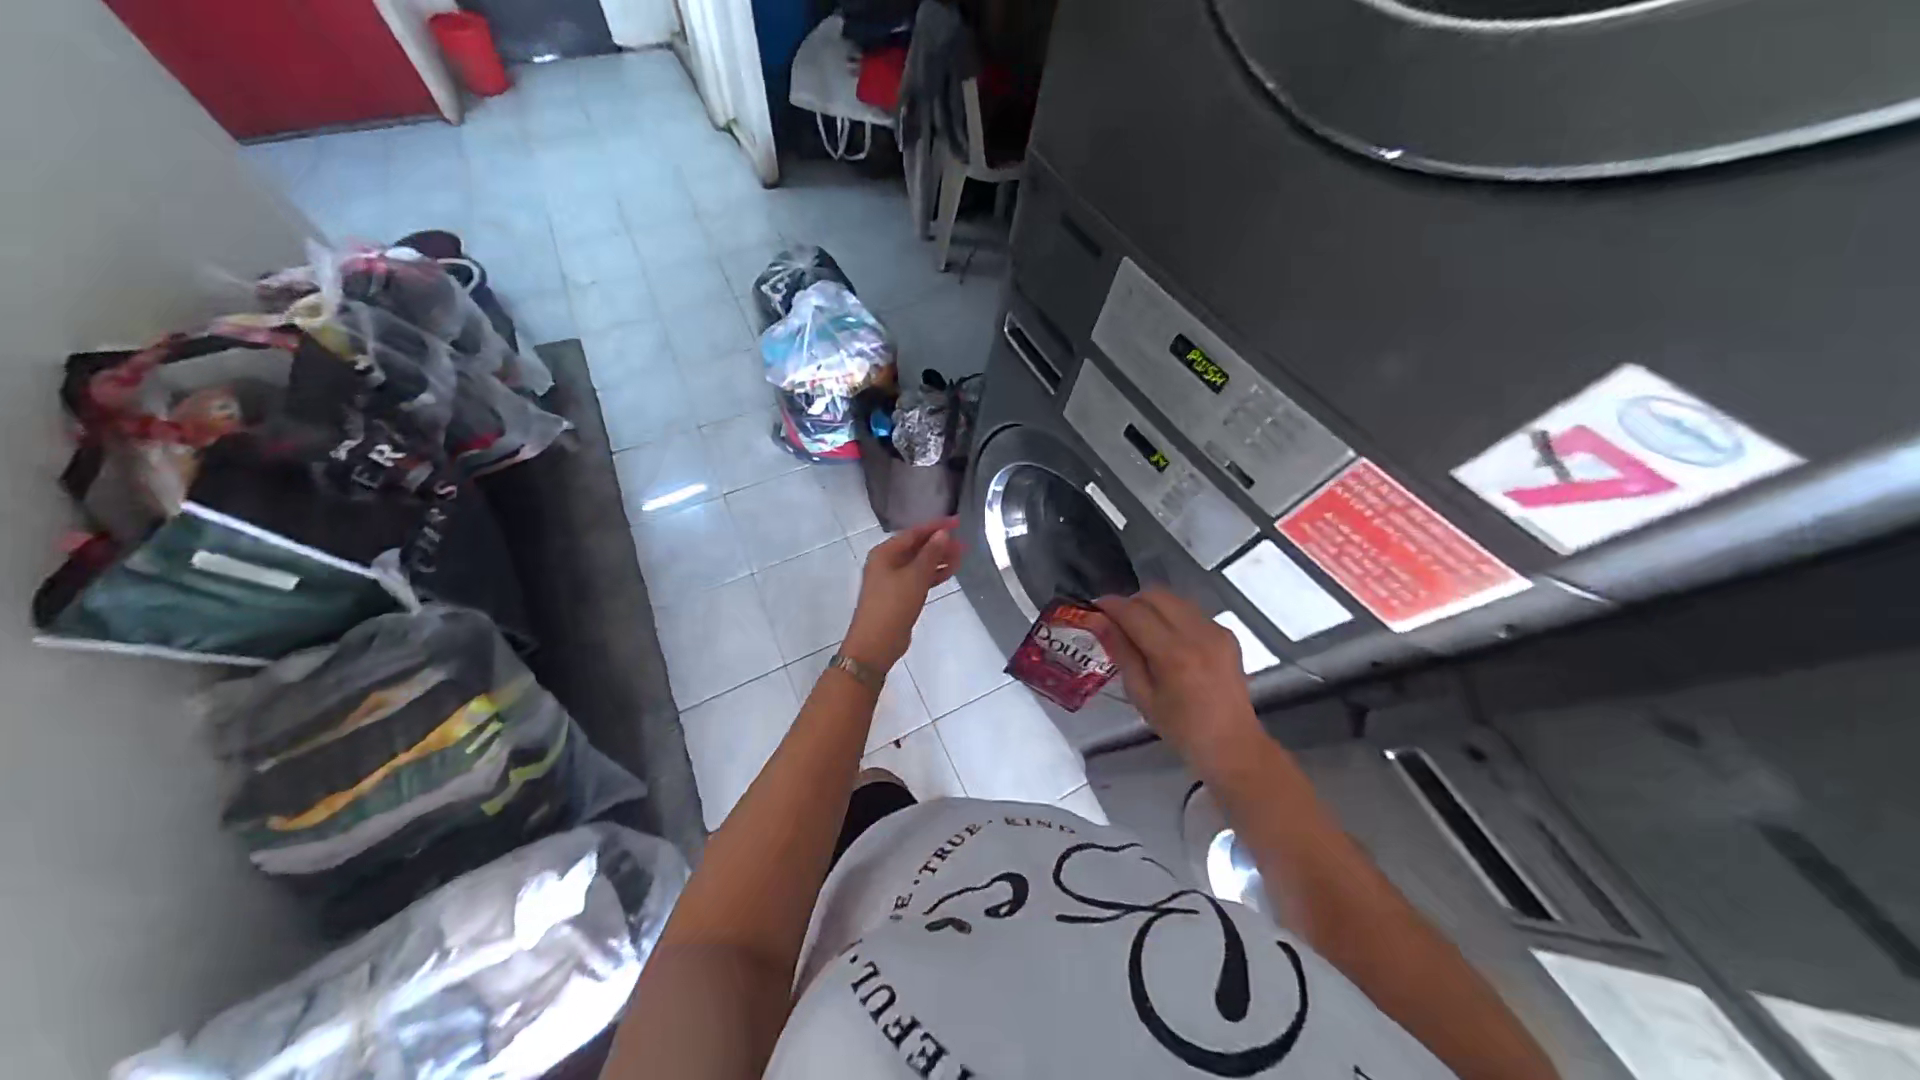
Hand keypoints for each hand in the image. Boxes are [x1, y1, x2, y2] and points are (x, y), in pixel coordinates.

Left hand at [842, 517, 961, 670]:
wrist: (876, 643)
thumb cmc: (893, 605)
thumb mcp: (915, 576)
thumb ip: (931, 553)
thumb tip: (943, 533)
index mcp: (884, 553)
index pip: (914, 533)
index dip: (936, 526)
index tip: (958, 522)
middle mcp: (886, 562)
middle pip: (917, 547)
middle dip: (940, 544)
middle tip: (964, 543)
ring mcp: (892, 580)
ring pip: (919, 564)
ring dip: (939, 559)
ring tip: (962, 556)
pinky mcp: (899, 596)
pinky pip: (919, 578)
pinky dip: (933, 575)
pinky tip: (951, 572)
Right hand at [1089, 588, 1267, 779]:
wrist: (1232, 744)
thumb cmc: (1180, 728)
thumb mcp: (1141, 694)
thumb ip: (1120, 651)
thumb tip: (1098, 621)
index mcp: (1173, 654)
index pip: (1134, 612)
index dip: (1110, 605)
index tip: (1095, 608)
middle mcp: (1198, 634)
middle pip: (1156, 594)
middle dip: (1132, 602)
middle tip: (1117, 622)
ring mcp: (1217, 631)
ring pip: (1174, 598)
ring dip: (1152, 607)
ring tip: (1142, 631)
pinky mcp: (1227, 634)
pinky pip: (1192, 611)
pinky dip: (1173, 616)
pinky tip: (1169, 641)